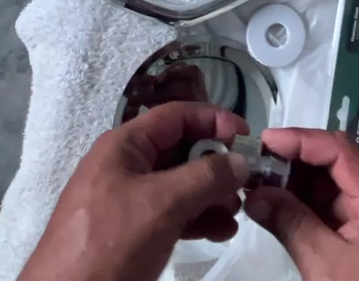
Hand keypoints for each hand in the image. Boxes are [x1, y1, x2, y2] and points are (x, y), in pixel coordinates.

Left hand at [18, 102, 249, 280]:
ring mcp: (127, 200)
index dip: (214, 119)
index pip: (177, 115)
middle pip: (180, 150)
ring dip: (211, 195)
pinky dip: (196, 218)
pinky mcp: (130, 233)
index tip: (248, 136)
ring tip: (235, 214)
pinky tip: (219, 231)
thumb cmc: (110, 243)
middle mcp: (126, 165)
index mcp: (125, 144)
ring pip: (179, 185)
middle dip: (216, 164)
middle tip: (247, 184)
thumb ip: (206, 177)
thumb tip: (242, 161)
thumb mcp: (162, 204)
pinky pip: (170, 213)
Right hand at [242, 128, 358, 280]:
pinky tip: (274, 202)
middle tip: (257, 160)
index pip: (341, 151)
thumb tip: (252, 194)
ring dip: (294, 180)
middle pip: (336, 163)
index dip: (302, 140)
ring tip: (258, 180)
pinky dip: (301, 203)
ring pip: (330, 184)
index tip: (266, 141)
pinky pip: (329, 208)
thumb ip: (290, 223)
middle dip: (295, 159)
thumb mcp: (324, 265)